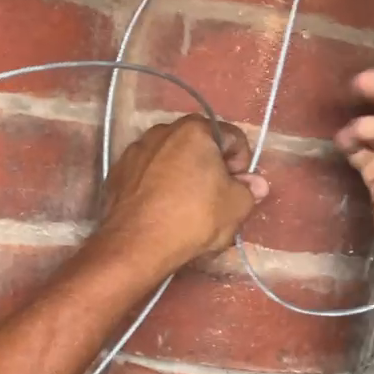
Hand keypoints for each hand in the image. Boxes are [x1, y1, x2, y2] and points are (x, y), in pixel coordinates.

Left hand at [97, 116, 270, 269]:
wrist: (136, 243)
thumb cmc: (194, 217)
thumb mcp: (236, 206)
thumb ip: (249, 190)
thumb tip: (256, 184)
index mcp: (194, 130)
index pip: (232, 138)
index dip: (242, 163)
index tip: (238, 188)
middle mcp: (161, 131)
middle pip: (198, 145)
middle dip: (211, 168)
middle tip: (216, 198)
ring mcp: (134, 150)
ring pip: (170, 159)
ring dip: (183, 175)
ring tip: (186, 207)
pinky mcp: (117, 172)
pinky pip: (147, 174)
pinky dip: (157, 186)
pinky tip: (161, 209)